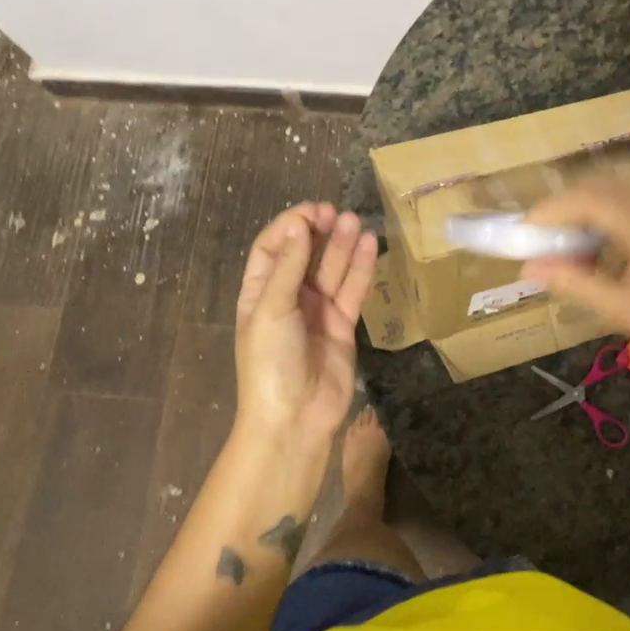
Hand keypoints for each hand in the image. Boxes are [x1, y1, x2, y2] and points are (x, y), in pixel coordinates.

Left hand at [234, 202, 378, 447]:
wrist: (294, 418)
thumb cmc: (270, 363)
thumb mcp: (271, 310)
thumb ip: (288, 267)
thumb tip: (300, 226)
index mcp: (259, 294)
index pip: (272, 249)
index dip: (290, 227)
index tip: (311, 212)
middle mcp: (287, 298)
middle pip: (304, 255)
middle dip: (318, 232)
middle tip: (335, 212)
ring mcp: (317, 312)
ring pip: (331, 270)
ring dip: (342, 245)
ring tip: (355, 221)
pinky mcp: (343, 325)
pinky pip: (352, 290)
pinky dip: (361, 268)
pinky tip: (370, 245)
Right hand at [521, 178, 629, 363]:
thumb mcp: (623, 310)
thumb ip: (575, 283)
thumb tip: (527, 268)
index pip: (588, 200)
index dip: (550, 211)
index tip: (522, 231)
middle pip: (597, 186)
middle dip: (563, 208)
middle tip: (538, 239)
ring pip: (611, 185)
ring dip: (582, 205)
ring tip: (563, 240)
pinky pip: (628, 191)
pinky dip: (603, 207)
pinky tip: (595, 238)